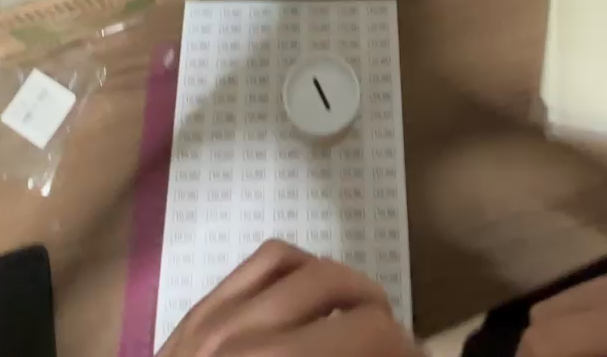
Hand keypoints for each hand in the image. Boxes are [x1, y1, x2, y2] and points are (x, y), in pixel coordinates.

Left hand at [158, 241, 418, 356]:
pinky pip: (266, 259)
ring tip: (362, 310)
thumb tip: (397, 356)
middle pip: (341, 292)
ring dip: (347, 284)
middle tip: (395, 345)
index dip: (405, 347)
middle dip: (382, 316)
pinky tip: (315, 288)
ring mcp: (218, 318)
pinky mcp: (201, 309)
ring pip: (305, 267)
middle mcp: (248, 341)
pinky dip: (302, 263)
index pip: (368, 334)